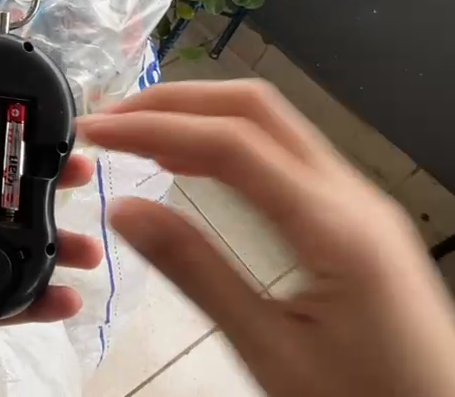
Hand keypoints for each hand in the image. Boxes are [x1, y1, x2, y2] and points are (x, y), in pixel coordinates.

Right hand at [79, 80, 454, 396]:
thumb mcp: (272, 354)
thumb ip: (195, 272)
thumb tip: (122, 207)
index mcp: (334, 225)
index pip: (228, 141)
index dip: (153, 125)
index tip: (95, 130)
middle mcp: (351, 195)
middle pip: (252, 106)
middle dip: (174, 101)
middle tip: (113, 120)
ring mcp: (359, 203)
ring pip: (269, 121)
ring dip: (199, 112)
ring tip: (139, 132)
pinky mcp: (357, 219)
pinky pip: (283, 151)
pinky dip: (226, 138)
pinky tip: (193, 161)